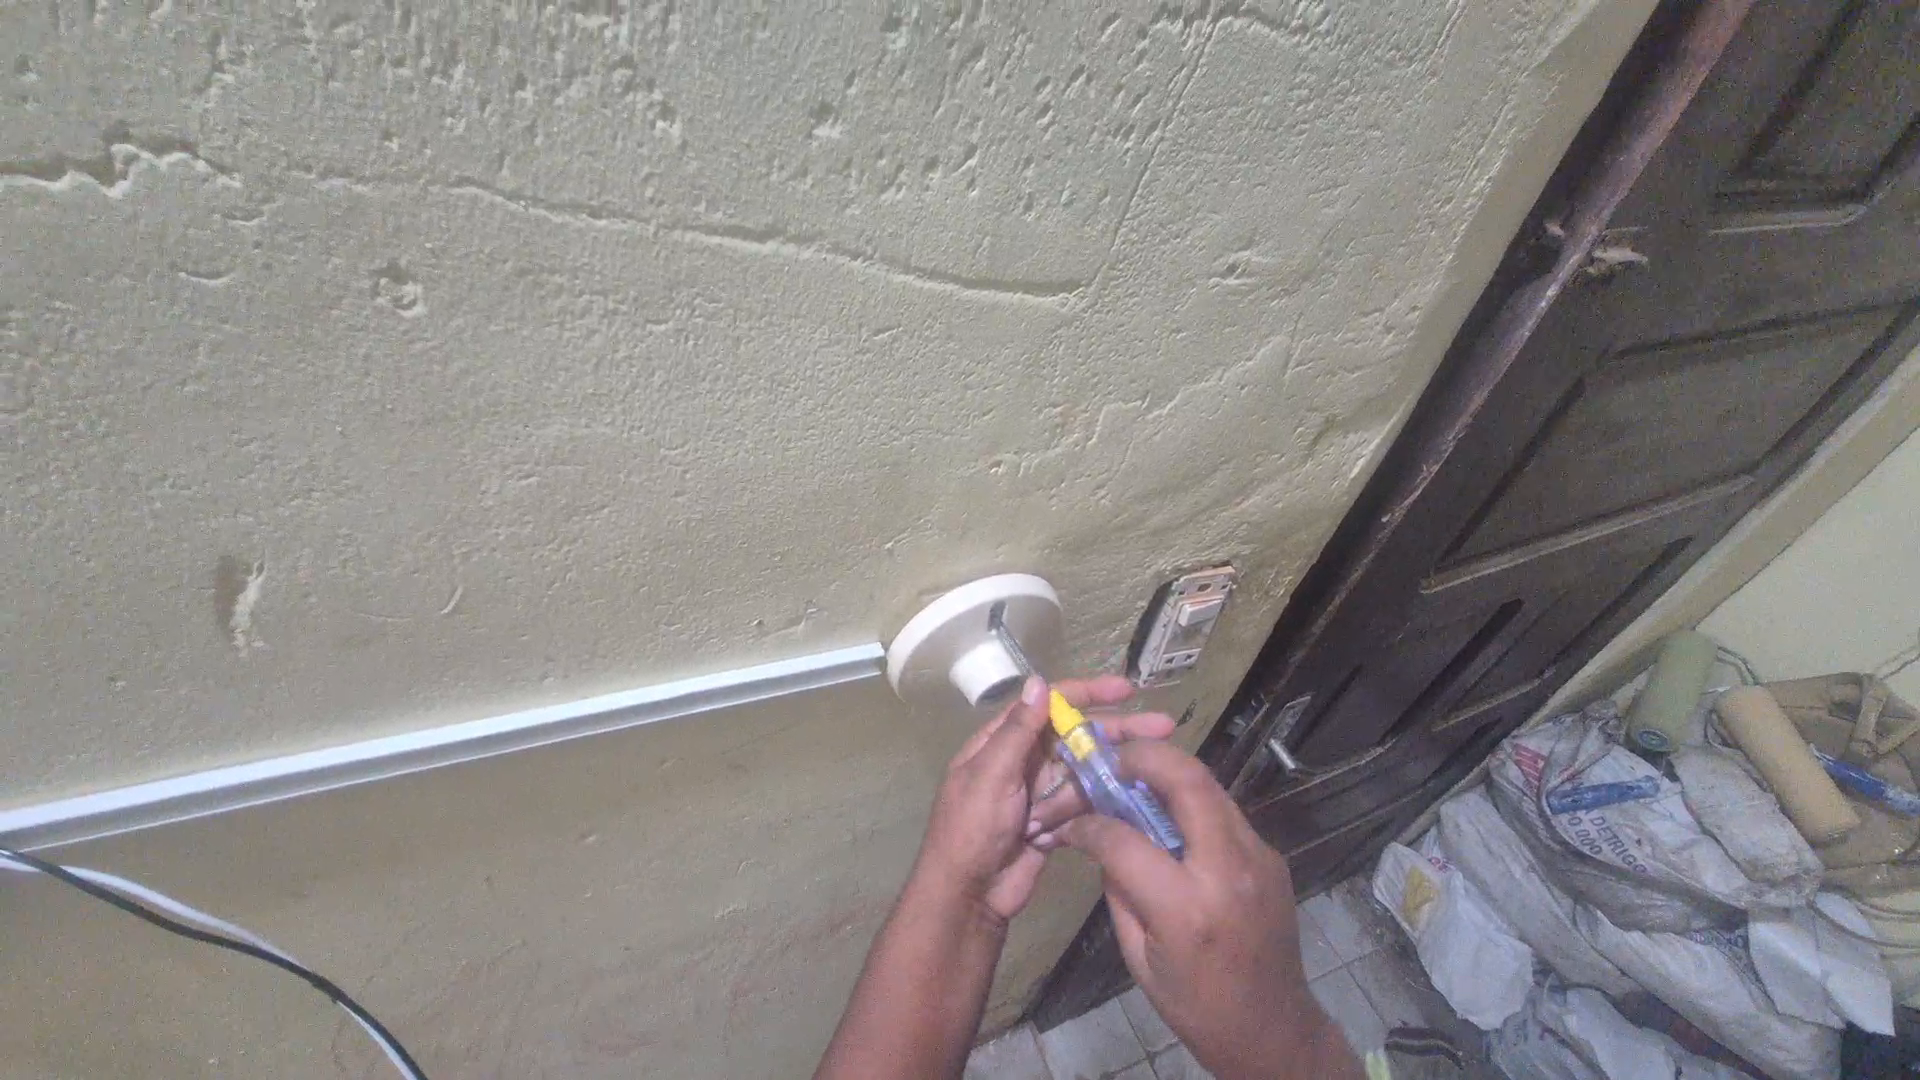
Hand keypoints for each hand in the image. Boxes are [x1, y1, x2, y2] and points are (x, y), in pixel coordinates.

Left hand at [912, 675, 1173, 925]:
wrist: (968, 897)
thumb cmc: (971, 828)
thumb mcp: (991, 774)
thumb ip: (1017, 731)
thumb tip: (1039, 681)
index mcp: (1004, 741)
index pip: (1050, 704)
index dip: (1088, 693)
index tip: (1127, 689)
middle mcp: (1025, 761)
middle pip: (1076, 735)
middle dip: (1117, 729)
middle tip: (1163, 726)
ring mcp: (1041, 792)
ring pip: (1086, 770)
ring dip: (1117, 767)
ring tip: (1159, 767)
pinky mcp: (1055, 822)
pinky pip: (1086, 803)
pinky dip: (1108, 799)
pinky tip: (1142, 796)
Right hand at [1048, 742, 1361, 1079]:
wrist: (1275, 1032)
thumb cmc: (1195, 1005)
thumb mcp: (1138, 955)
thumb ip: (1119, 886)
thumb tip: (1101, 834)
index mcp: (1187, 909)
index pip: (1124, 839)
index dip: (1088, 822)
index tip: (1070, 818)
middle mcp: (1229, 870)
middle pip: (1186, 778)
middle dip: (1142, 755)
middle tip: (1111, 759)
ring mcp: (1258, 856)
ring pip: (1208, 783)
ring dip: (1167, 772)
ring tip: (1134, 779)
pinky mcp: (1270, 854)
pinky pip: (1222, 809)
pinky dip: (1189, 801)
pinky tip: (1169, 818)